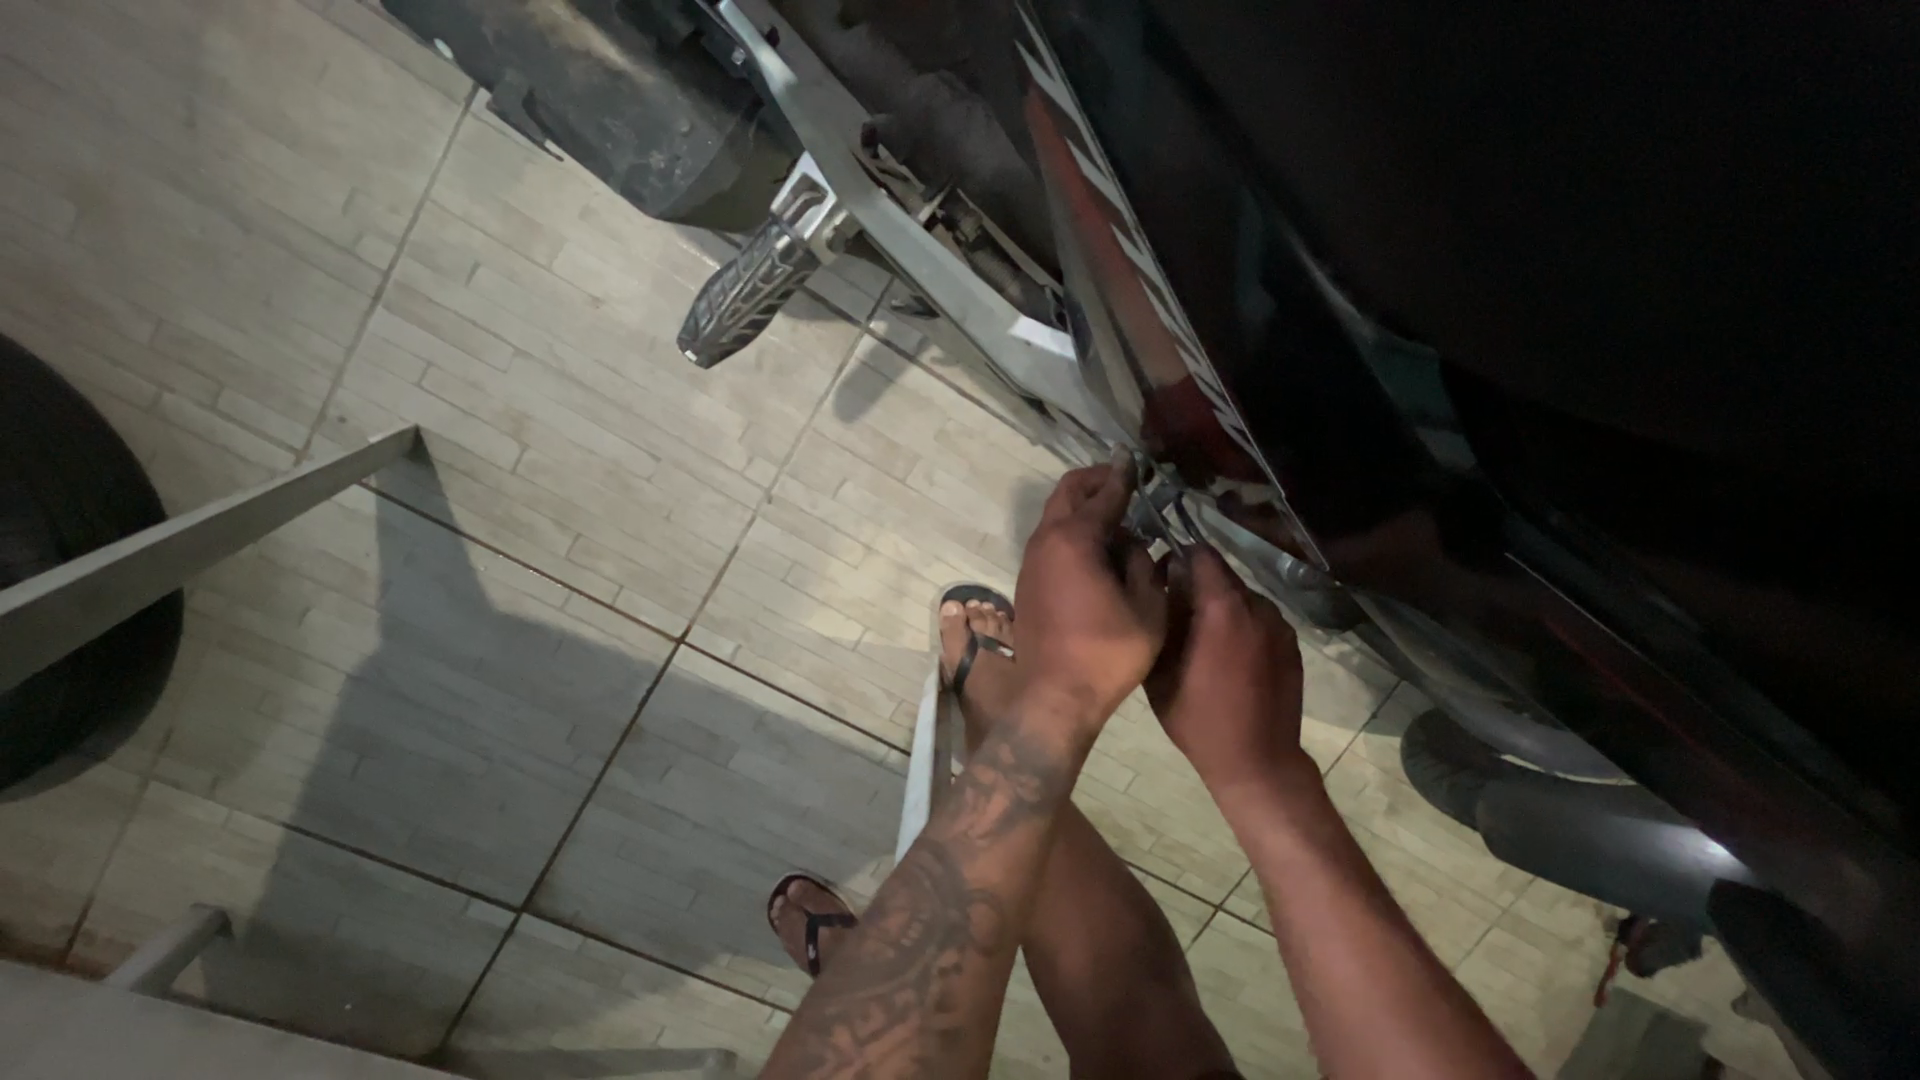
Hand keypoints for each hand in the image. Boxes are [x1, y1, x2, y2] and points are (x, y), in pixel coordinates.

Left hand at [1011, 460, 1166, 730]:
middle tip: (1124, 481)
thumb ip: (1145, 566)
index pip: (1103, 495)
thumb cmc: (1107, 653)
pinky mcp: (1027, 582)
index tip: (1136, 460)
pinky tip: (1098, 550)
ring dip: (1082, 508)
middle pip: (1068, 493)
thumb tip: (1135, 545)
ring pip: (1055, 517)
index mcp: (1074, 540)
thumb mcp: (1148, 609)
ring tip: (1118, 519)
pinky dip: (1072, 532)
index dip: (1123, 476)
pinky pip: (1050, 541)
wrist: (1056, 696)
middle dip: (1095, 481)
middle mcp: (1045, 542)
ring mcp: (1031, 562)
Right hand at [1146, 545, 1310, 791]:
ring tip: (1201, 633)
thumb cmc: (1198, 718)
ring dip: (1222, 605)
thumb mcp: (1160, 670)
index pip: (1203, 555)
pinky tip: (1226, 654)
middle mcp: (1258, 608)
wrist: (1257, 761)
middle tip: (1176, 606)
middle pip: (1224, 576)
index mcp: (1223, 609)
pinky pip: (1260, 619)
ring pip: (1244, 597)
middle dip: (1199, 583)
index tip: (1163, 571)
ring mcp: (1280, 627)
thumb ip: (1161, 619)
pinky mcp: (1291, 646)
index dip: (1180, 556)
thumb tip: (1162, 586)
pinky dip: (1242, 624)